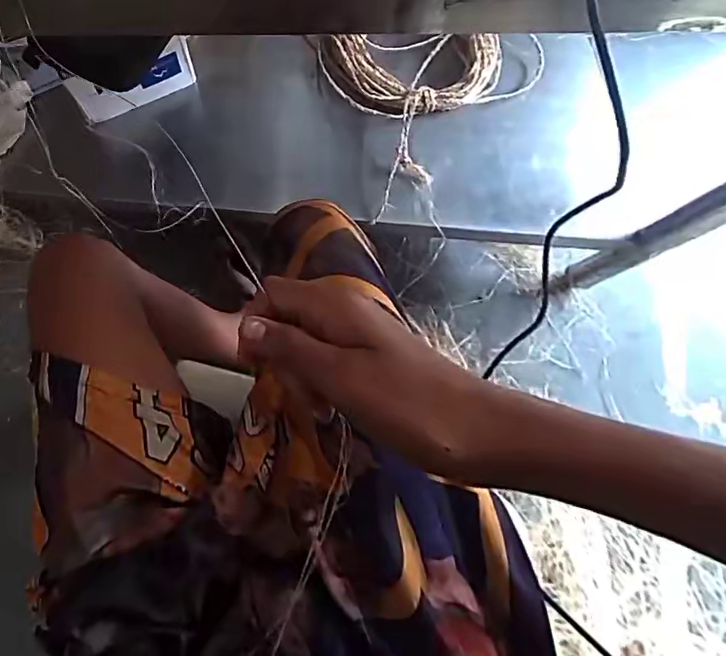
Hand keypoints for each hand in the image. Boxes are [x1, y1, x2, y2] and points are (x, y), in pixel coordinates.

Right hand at [236, 276, 523, 481]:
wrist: (481, 432)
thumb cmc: (406, 405)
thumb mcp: (338, 377)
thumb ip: (288, 347)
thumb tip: (245, 324)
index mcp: (332, 303)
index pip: (271, 292)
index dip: (255, 324)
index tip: (255, 368)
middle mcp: (342, 307)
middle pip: (286, 315)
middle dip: (278, 352)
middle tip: (297, 395)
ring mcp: (358, 331)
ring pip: (304, 339)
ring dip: (298, 371)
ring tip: (317, 406)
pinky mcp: (370, 355)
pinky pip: (327, 357)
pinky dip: (320, 379)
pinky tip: (333, 406)